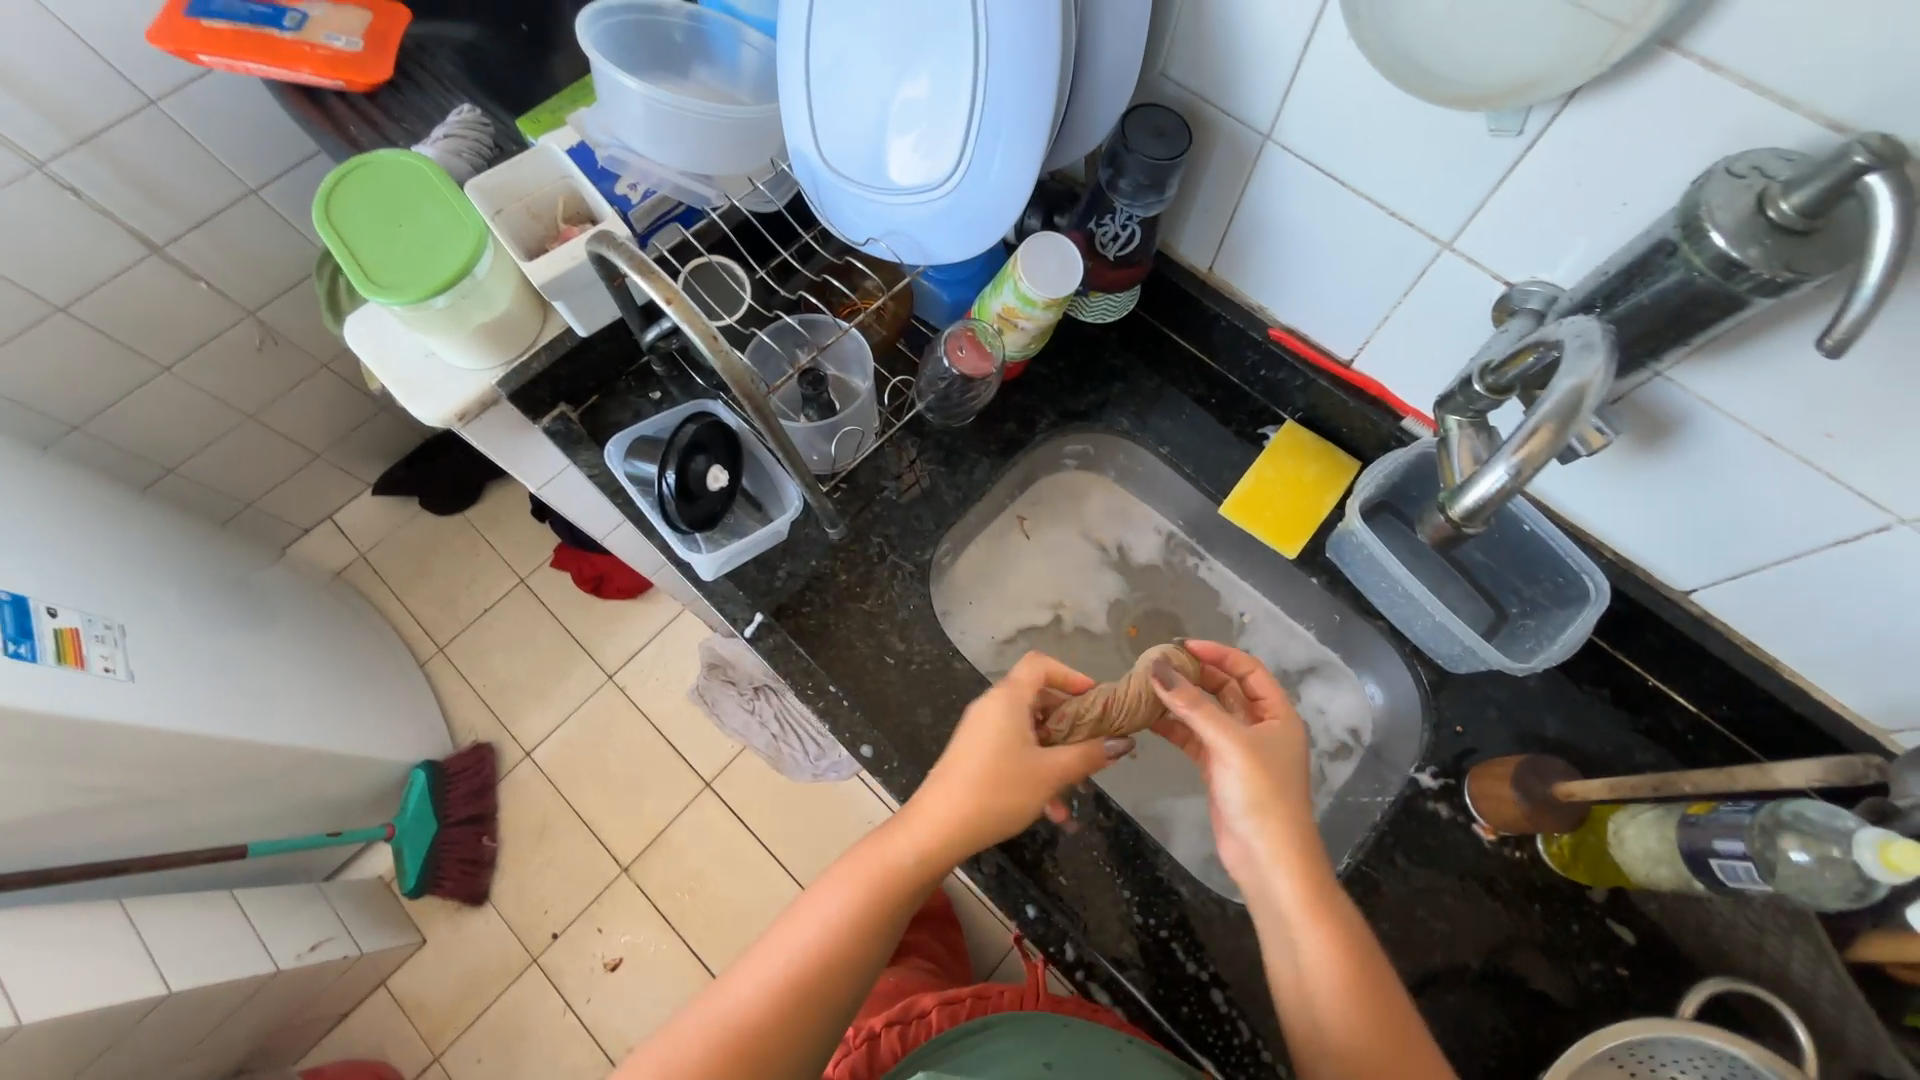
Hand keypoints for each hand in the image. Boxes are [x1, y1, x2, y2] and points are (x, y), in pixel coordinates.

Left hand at [905, 652, 1134, 862]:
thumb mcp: (1051, 773)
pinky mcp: (974, 754)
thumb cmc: (998, 790)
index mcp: (1008, 698)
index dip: (1070, 675)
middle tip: (1093, 745)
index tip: (1094, 700)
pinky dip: (1035, 770)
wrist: (938, 827)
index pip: (1040, 663)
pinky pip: (1013, 750)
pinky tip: (1052, 811)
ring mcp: (980, 731)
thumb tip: (1123, 742)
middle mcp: (992, 706)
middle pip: (1037, 698)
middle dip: (1069, 723)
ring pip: (1028, 731)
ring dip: (1055, 756)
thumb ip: (1089, 754)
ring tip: (1076, 790)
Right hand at [1148, 640, 1325, 891]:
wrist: (1269, 861)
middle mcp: (1259, 726)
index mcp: (1277, 714)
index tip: (1180, 646)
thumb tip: (1157, 668)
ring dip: (1178, 700)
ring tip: (1145, 687)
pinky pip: (1193, 737)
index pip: (1247, 669)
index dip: (1216, 653)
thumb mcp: (1230, 744)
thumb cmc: (1261, 795)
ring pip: (1205, 713)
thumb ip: (1192, 705)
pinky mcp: (1218, 769)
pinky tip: (1147, 718)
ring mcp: (1237, 749)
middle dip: (1192, 675)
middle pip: (1223, 689)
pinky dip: (1172, 726)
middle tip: (1155, 665)